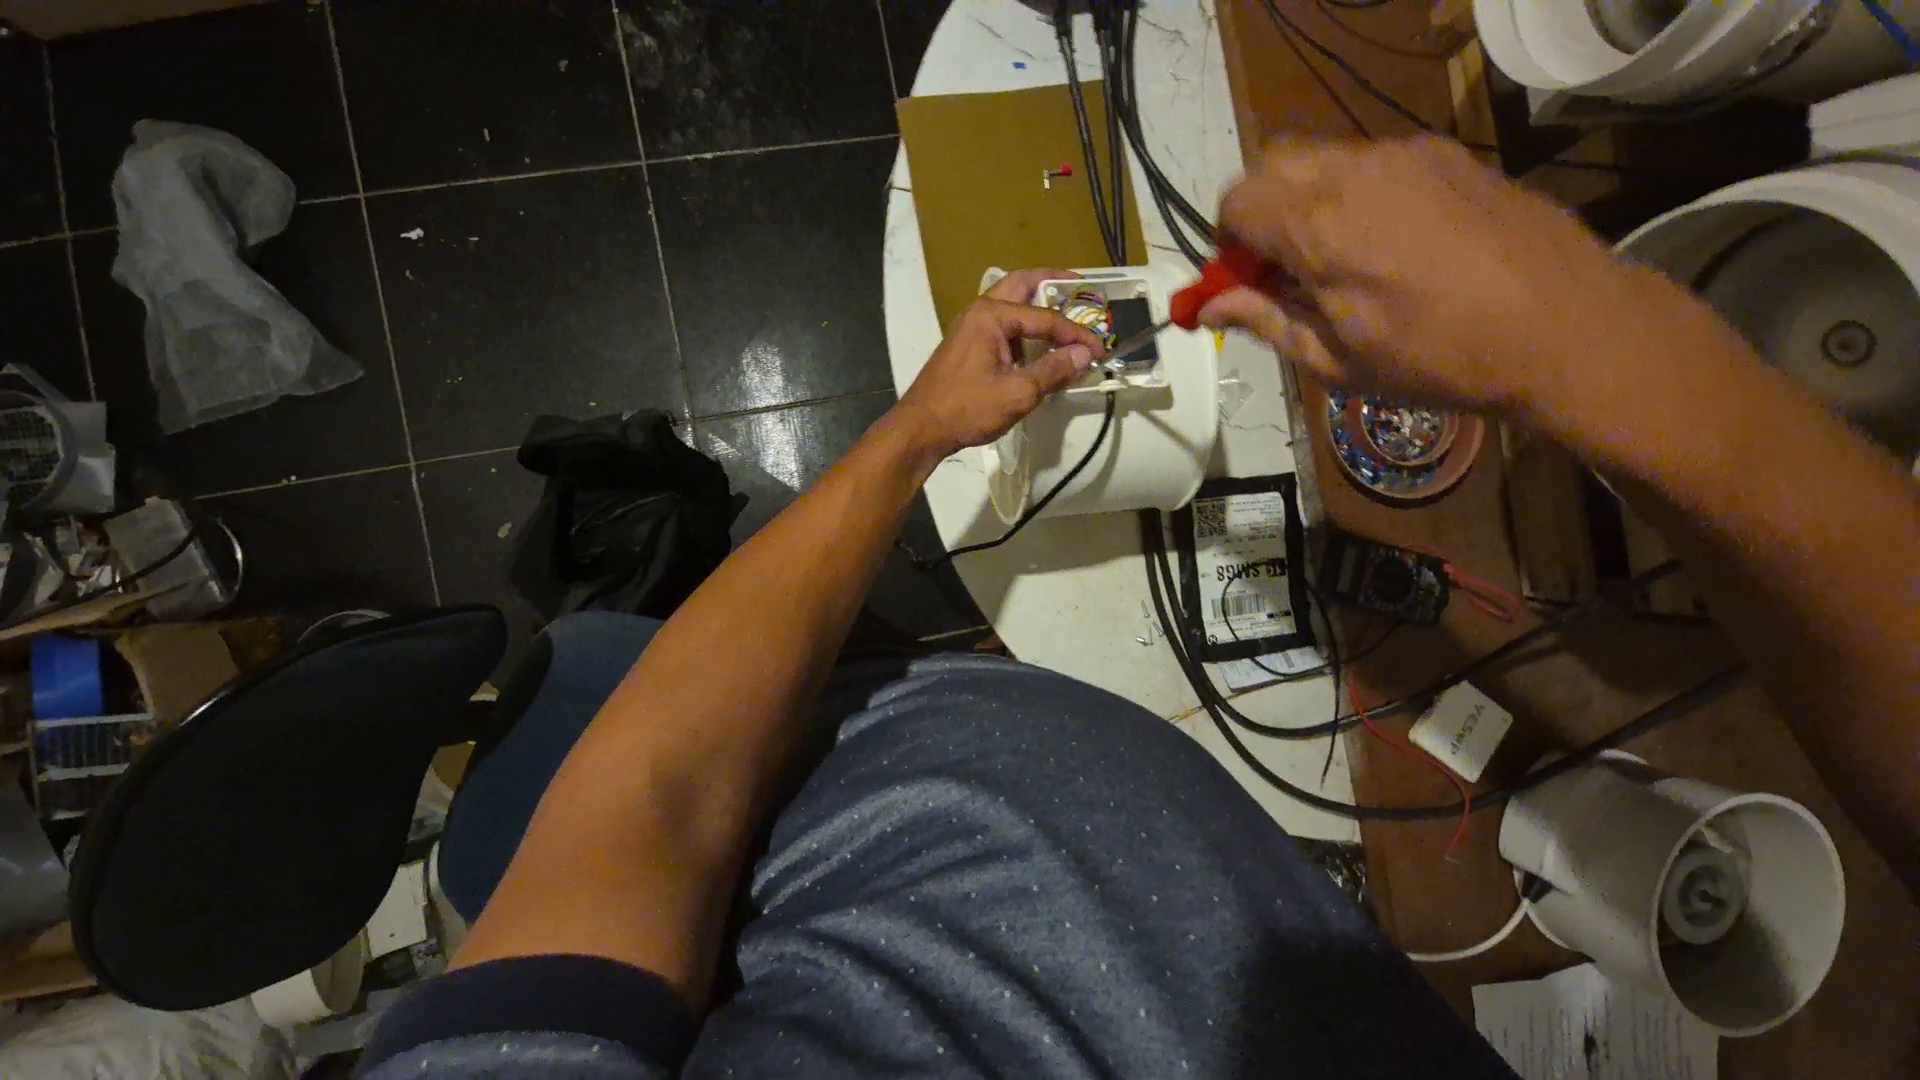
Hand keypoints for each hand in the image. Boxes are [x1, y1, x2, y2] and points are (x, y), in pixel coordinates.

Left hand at [892, 269, 1105, 458]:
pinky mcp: (968, 346)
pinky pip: (1002, 326)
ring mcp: (970, 328)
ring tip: (1067, 315)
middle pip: (1022, 285)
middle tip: (1081, 288)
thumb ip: (1053, 370)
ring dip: (1038, 306)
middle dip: (1053, 284)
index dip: (1076, 333)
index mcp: (991, 315)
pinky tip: (1040, 346)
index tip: (1100, 349)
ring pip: (1011, 304)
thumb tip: (1086, 354)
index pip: (1045, 317)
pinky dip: (1024, 329)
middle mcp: (979, 312)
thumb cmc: (967, 409)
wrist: (921, 429)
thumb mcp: (1017, 393)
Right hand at [1200, 136, 1702, 418]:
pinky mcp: (1444, 155)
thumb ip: (1264, 320)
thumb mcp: (1334, 359)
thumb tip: (1208, 308)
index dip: (1227, 246)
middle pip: (1270, 165)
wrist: (1565, 327)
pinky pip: (1370, 161)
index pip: (1235, 203)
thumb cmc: (1437, 359)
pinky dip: (1352, 193)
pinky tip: (1387, 243)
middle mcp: (1354, 172)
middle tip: (1281, 270)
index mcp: (1319, 227)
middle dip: (1259, 214)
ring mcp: (1405, 155)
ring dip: (1304, 201)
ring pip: (1321, 158)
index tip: (1245, 284)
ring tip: (1337, 260)